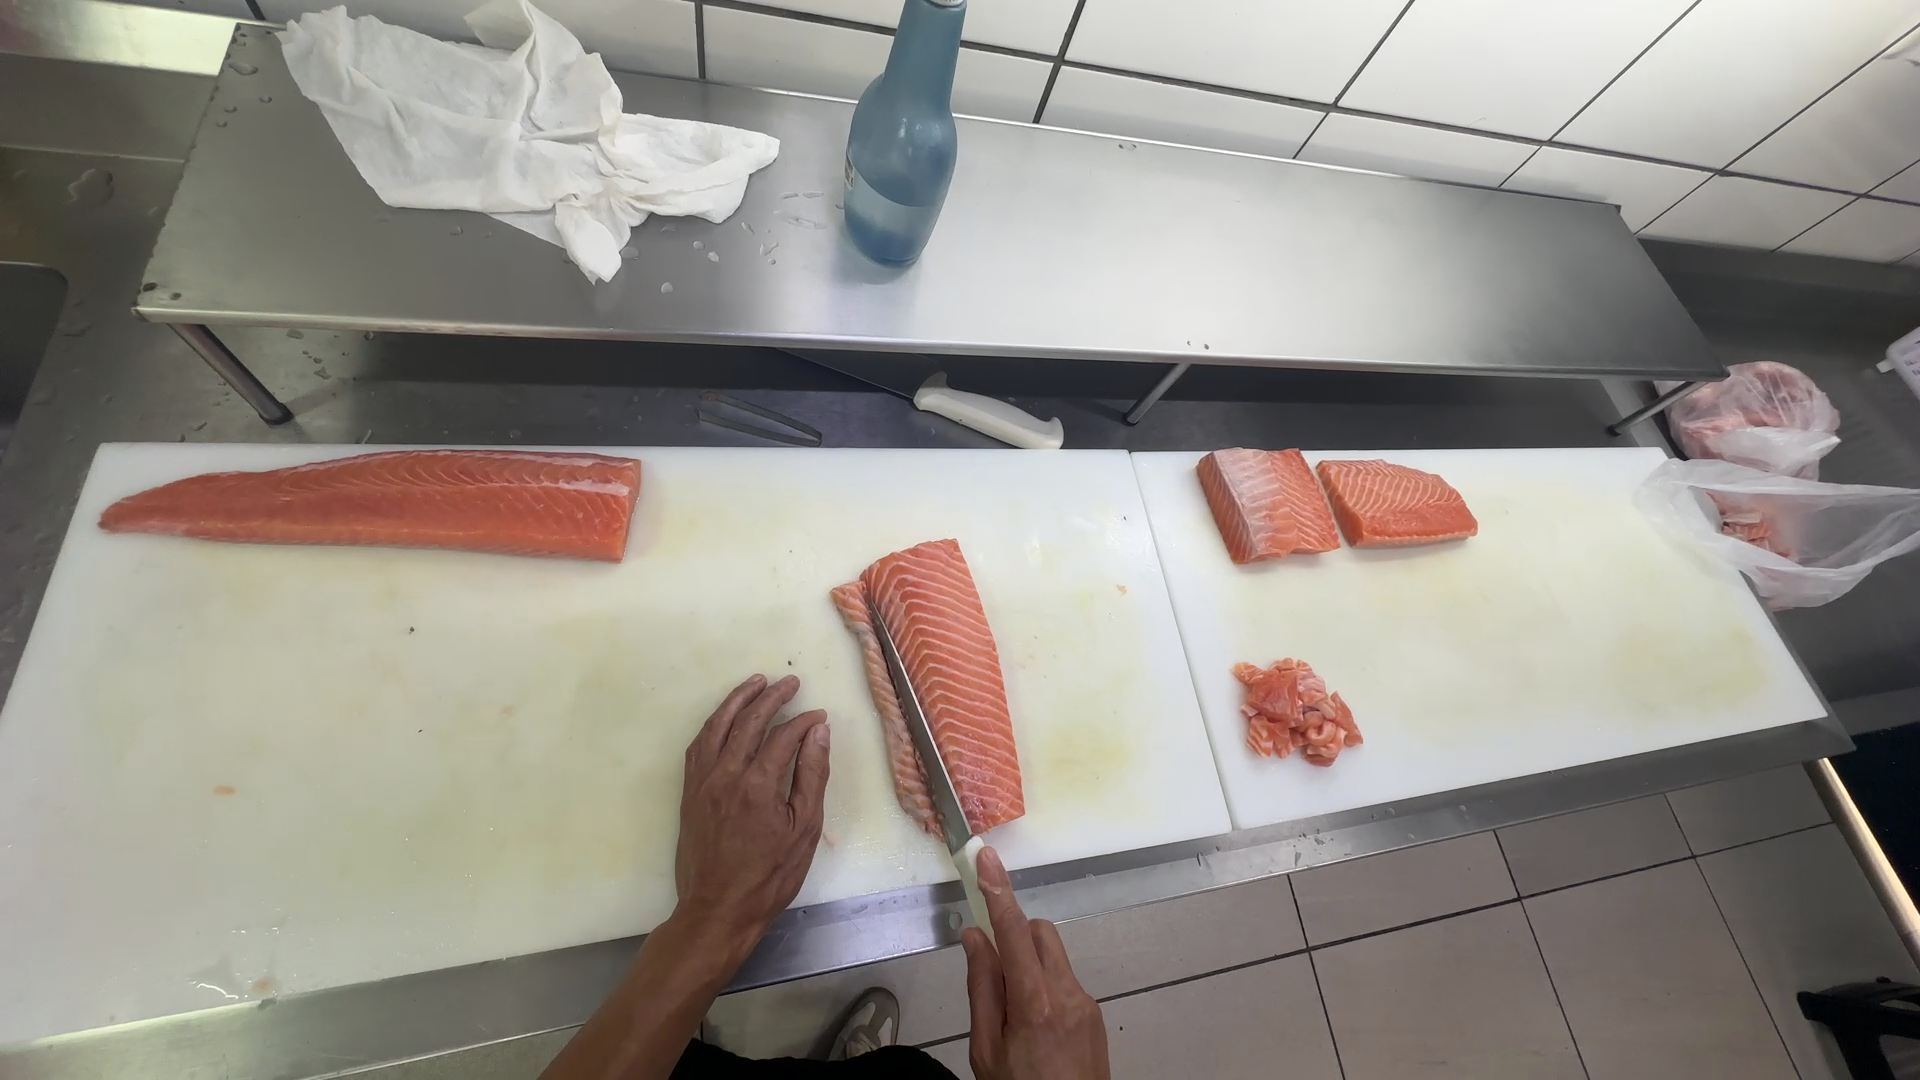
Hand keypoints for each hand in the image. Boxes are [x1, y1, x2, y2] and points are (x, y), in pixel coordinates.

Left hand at [674, 674, 830, 957]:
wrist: (718, 909)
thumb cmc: (770, 874)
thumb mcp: (804, 828)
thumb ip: (812, 775)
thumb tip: (818, 731)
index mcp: (759, 784)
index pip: (783, 736)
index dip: (803, 721)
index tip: (819, 716)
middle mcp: (726, 774)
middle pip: (749, 721)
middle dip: (771, 697)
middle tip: (790, 682)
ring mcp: (703, 781)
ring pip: (718, 726)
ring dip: (738, 700)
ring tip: (755, 683)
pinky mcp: (689, 792)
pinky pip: (699, 745)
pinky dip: (714, 724)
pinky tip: (724, 717)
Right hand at [962, 847, 1110, 1079]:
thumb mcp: (986, 1052)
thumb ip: (982, 988)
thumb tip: (975, 936)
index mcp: (1035, 1004)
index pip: (1013, 932)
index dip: (998, 891)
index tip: (987, 858)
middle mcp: (1067, 994)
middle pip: (1040, 932)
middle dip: (1015, 934)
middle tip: (995, 971)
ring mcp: (1086, 1002)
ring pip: (1052, 954)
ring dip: (1029, 963)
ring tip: (1014, 1012)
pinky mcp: (1094, 1013)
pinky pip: (1063, 979)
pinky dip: (1043, 985)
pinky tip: (1035, 1027)